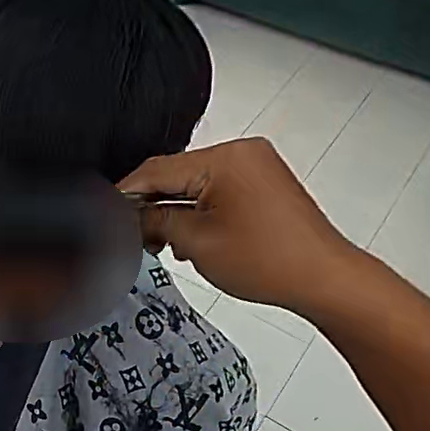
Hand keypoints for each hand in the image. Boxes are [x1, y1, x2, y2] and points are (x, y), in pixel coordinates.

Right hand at [121, 137, 365, 315]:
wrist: (322, 278)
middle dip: (155, 206)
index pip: (158, 169)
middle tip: (135, 238)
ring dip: (179, 211)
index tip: (107, 211)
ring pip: (199, 183)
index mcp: (225, 158)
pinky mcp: (266, 183)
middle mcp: (243, 152)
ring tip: (166, 245)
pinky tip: (193, 238)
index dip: (127, 193)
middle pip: (179, 174)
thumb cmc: (272, 262)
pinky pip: (222, 189)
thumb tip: (133, 217)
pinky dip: (203, 211)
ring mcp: (258, 166)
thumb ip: (158, 223)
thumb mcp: (199, 244)